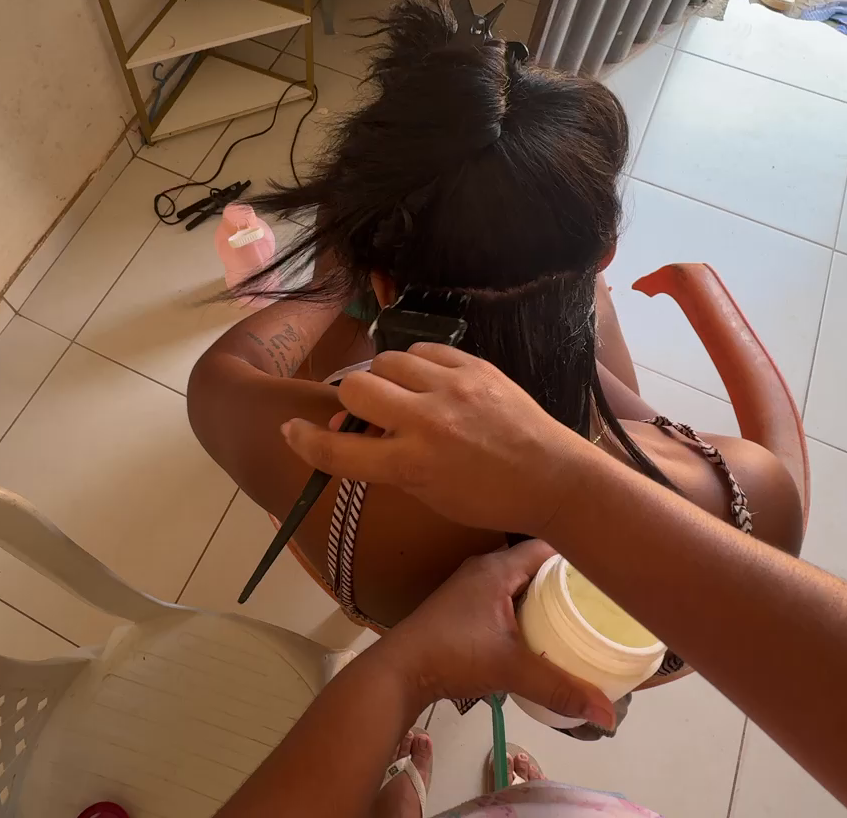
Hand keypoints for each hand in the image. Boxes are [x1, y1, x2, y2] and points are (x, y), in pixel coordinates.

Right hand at [279, 343, 604, 537]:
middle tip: (369, 411)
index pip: (340, 452)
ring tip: (403, 393)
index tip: (292, 431)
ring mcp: (452, 388)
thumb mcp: (428, 495)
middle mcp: (427, 422)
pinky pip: (424, 349)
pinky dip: (417, 364)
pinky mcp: (474, 365)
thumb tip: (351, 429)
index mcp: (413, 466)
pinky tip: (431, 381)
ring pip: (387, 359)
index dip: (307, 442)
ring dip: (385, 378)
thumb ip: (386, 462)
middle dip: (352, 400)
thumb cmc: (487, 498)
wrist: (554, 476)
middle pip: (356, 388)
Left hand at [375, 540, 616, 728]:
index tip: (605, 577)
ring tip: (578, 615)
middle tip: (600, 600)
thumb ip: (559, 687)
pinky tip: (541, 631)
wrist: (401, 668)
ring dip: (544, 596)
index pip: (547, 547)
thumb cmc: (454, 654)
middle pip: (535, 564)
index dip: (577, 558)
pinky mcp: (464, 605)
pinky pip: (506, 596)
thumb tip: (608, 714)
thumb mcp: (511, 670)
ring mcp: (472, 586)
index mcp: (497, 568)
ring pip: (520, 582)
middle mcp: (484, 568)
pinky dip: (526, 608)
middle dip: (565, 580)